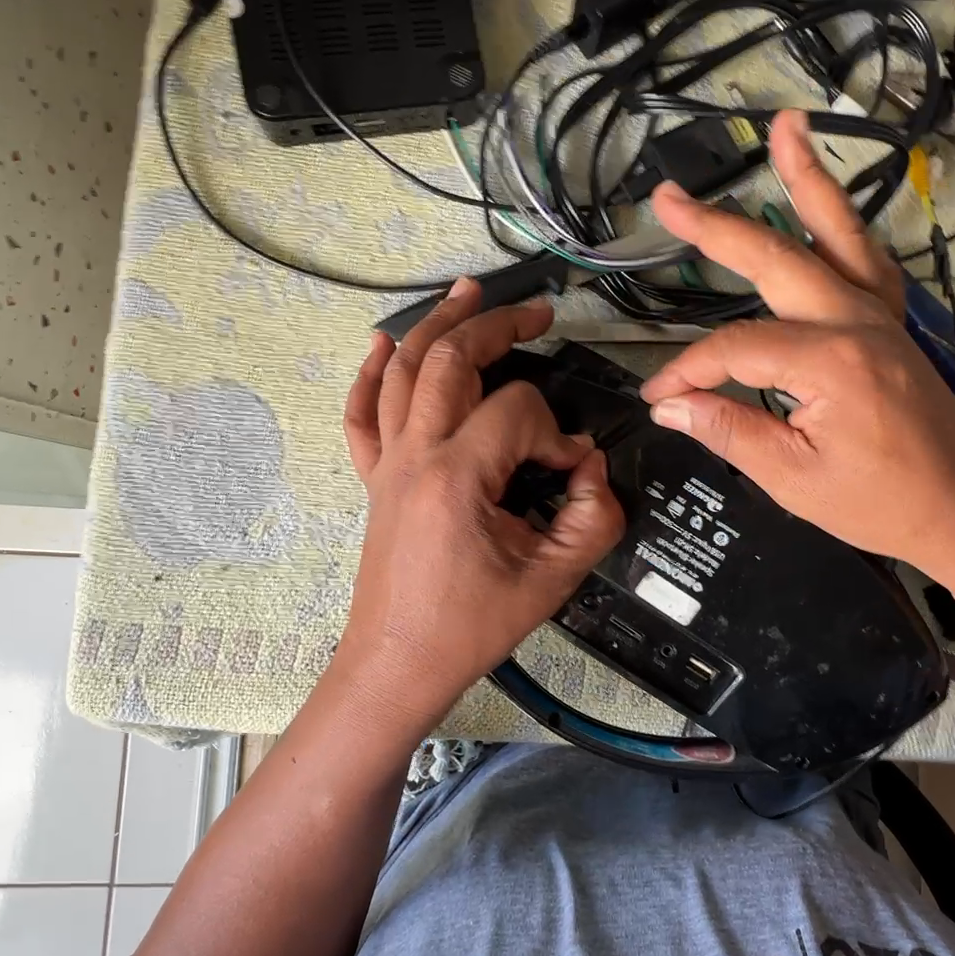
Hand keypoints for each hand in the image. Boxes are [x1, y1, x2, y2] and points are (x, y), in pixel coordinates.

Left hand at [338, 282, 625, 728]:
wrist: (398, 663)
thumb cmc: (472, 627)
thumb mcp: (553, 580)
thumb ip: (593, 517)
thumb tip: (590, 468)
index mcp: (458, 475)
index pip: (518, 412)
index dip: (557, 433)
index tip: (574, 473)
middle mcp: (415, 454)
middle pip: (450, 360)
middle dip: (496, 325)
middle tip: (536, 311)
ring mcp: (387, 462)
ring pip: (403, 370)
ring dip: (437, 325)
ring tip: (467, 292)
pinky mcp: (374, 478)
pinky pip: (361, 413)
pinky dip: (370, 373)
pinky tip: (382, 344)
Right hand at [640, 110, 954, 577]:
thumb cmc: (880, 504)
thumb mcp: (792, 479)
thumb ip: (728, 431)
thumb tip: (670, 406)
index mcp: (829, 361)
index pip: (734, 349)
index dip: (686, 372)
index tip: (657, 397)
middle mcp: (857, 321)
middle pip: (775, 259)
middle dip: (714, 229)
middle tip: (667, 199)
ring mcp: (883, 317)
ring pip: (838, 234)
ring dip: (807, 181)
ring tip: (786, 129)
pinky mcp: (895, 325)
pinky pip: (867, 263)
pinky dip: (845, 228)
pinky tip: (827, 210)